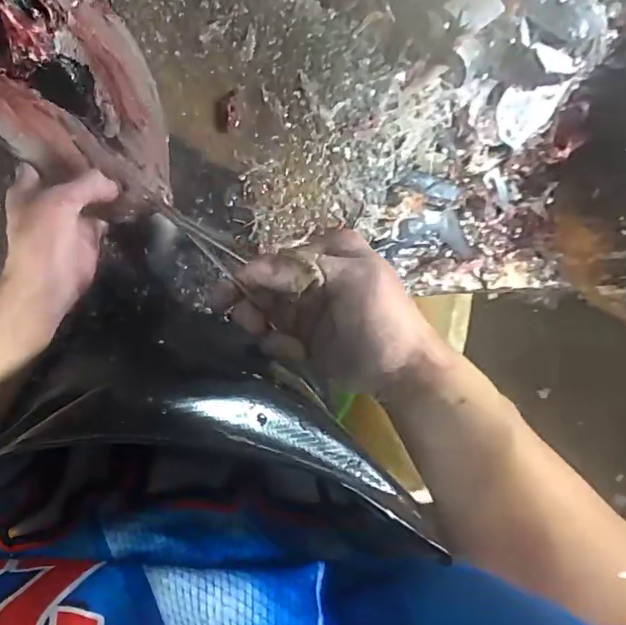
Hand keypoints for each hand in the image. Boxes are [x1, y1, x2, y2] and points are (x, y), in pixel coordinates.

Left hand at [0, 165, 118, 345]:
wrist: (46, 287)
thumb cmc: (42, 239)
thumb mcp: (61, 200)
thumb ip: (87, 185)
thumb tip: (113, 184)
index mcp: (28, 189)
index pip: (43, 161)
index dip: (60, 150)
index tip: (84, 137)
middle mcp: (49, 202)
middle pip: (71, 179)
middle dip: (91, 169)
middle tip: (117, 151)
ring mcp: (69, 221)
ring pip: (90, 198)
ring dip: (107, 190)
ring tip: (131, 171)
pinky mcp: (88, 240)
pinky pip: (104, 220)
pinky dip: (116, 212)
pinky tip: (133, 198)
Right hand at [222, 229, 447, 396]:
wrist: (403, 372)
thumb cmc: (383, 318)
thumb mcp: (352, 278)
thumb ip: (302, 266)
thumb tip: (254, 268)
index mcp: (327, 252)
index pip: (276, 259)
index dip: (247, 276)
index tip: (222, 296)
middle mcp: (312, 275)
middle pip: (263, 283)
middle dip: (249, 303)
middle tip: (244, 323)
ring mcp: (306, 307)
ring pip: (262, 309)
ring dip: (258, 325)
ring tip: (268, 339)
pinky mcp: (302, 337)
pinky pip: (273, 335)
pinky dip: (275, 344)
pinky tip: (293, 352)